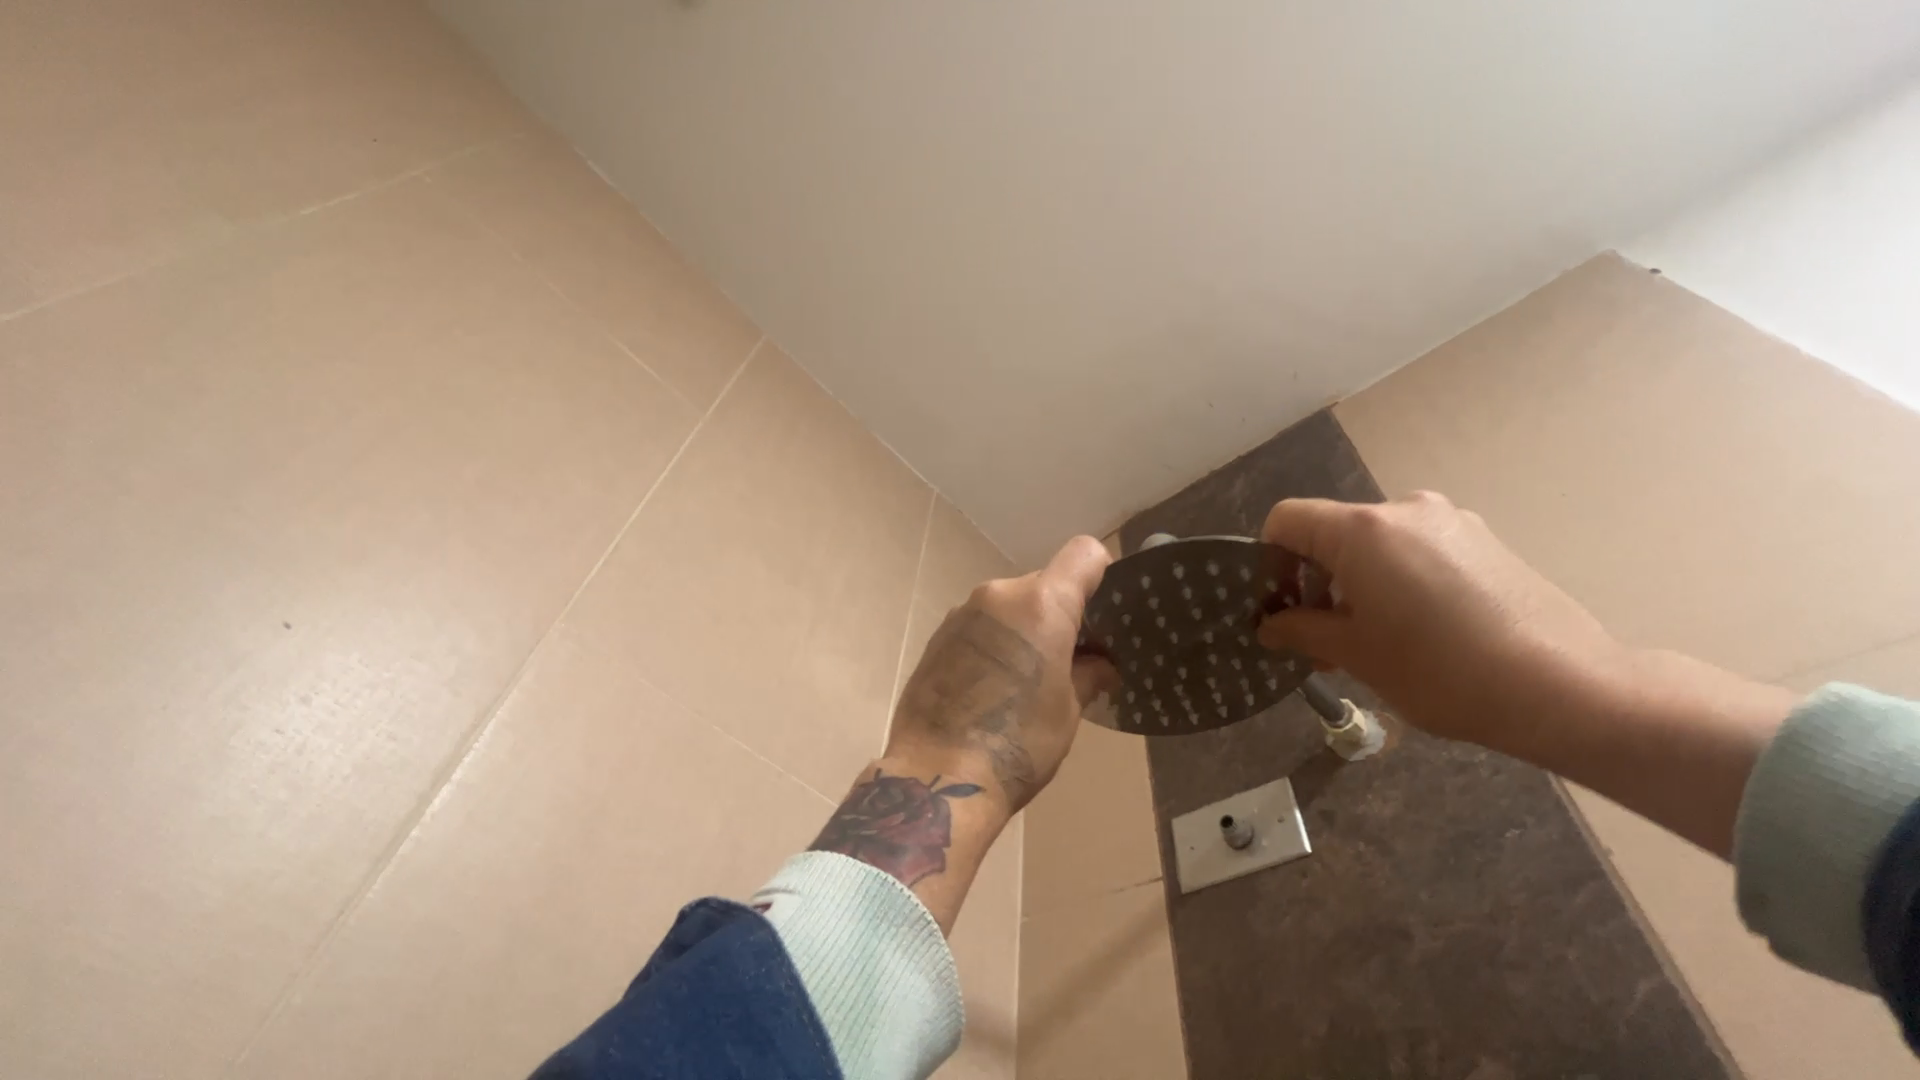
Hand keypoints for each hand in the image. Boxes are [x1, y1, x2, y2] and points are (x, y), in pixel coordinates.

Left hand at [886, 535, 1116, 810]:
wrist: (938, 775)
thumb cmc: (1018, 743)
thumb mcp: (1069, 709)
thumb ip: (1090, 673)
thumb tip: (1102, 665)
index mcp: (1042, 603)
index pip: (1084, 554)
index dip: (1101, 573)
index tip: (1105, 610)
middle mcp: (999, 595)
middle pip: (1044, 583)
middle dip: (1060, 613)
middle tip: (1070, 659)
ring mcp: (962, 613)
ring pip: (1009, 605)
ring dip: (1023, 629)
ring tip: (1027, 679)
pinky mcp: (937, 636)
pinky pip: (980, 626)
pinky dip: (994, 643)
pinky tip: (992, 687)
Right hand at [1256, 491, 1630, 746]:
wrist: (1564, 687)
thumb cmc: (1440, 670)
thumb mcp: (1354, 654)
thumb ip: (1300, 630)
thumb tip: (1269, 625)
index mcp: (1363, 530)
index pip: (1286, 520)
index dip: (1267, 561)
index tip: (1277, 609)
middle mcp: (1404, 510)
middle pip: (1331, 532)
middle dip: (1312, 580)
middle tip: (1317, 639)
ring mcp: (1450, 523)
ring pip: (1374, 545)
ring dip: (1354, 584)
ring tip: (1368, 641)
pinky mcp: (1483, 542)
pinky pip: (1416, 552)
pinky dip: (1395, 581)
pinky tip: (1416, 631)